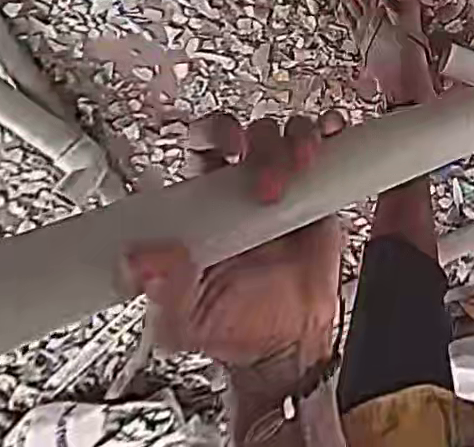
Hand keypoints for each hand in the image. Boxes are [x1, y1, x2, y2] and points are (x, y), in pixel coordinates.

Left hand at [126, 112, 345, 389]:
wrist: (292, 342)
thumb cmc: (237, 326)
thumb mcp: (189, 320)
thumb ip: (165, 291)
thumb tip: (141, 263)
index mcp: (210, 202)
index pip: (206, 143)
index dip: (218, 131)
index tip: (232, 144)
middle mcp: (247, 183)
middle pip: (255, 133)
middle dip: (265, 148)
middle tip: (270, 185)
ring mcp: (288, 181)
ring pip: (291, 131)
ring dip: (298, 141)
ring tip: (302, 171)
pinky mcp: (321, 187)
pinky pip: (329, 144)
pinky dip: (332, 132)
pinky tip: (331, 142)